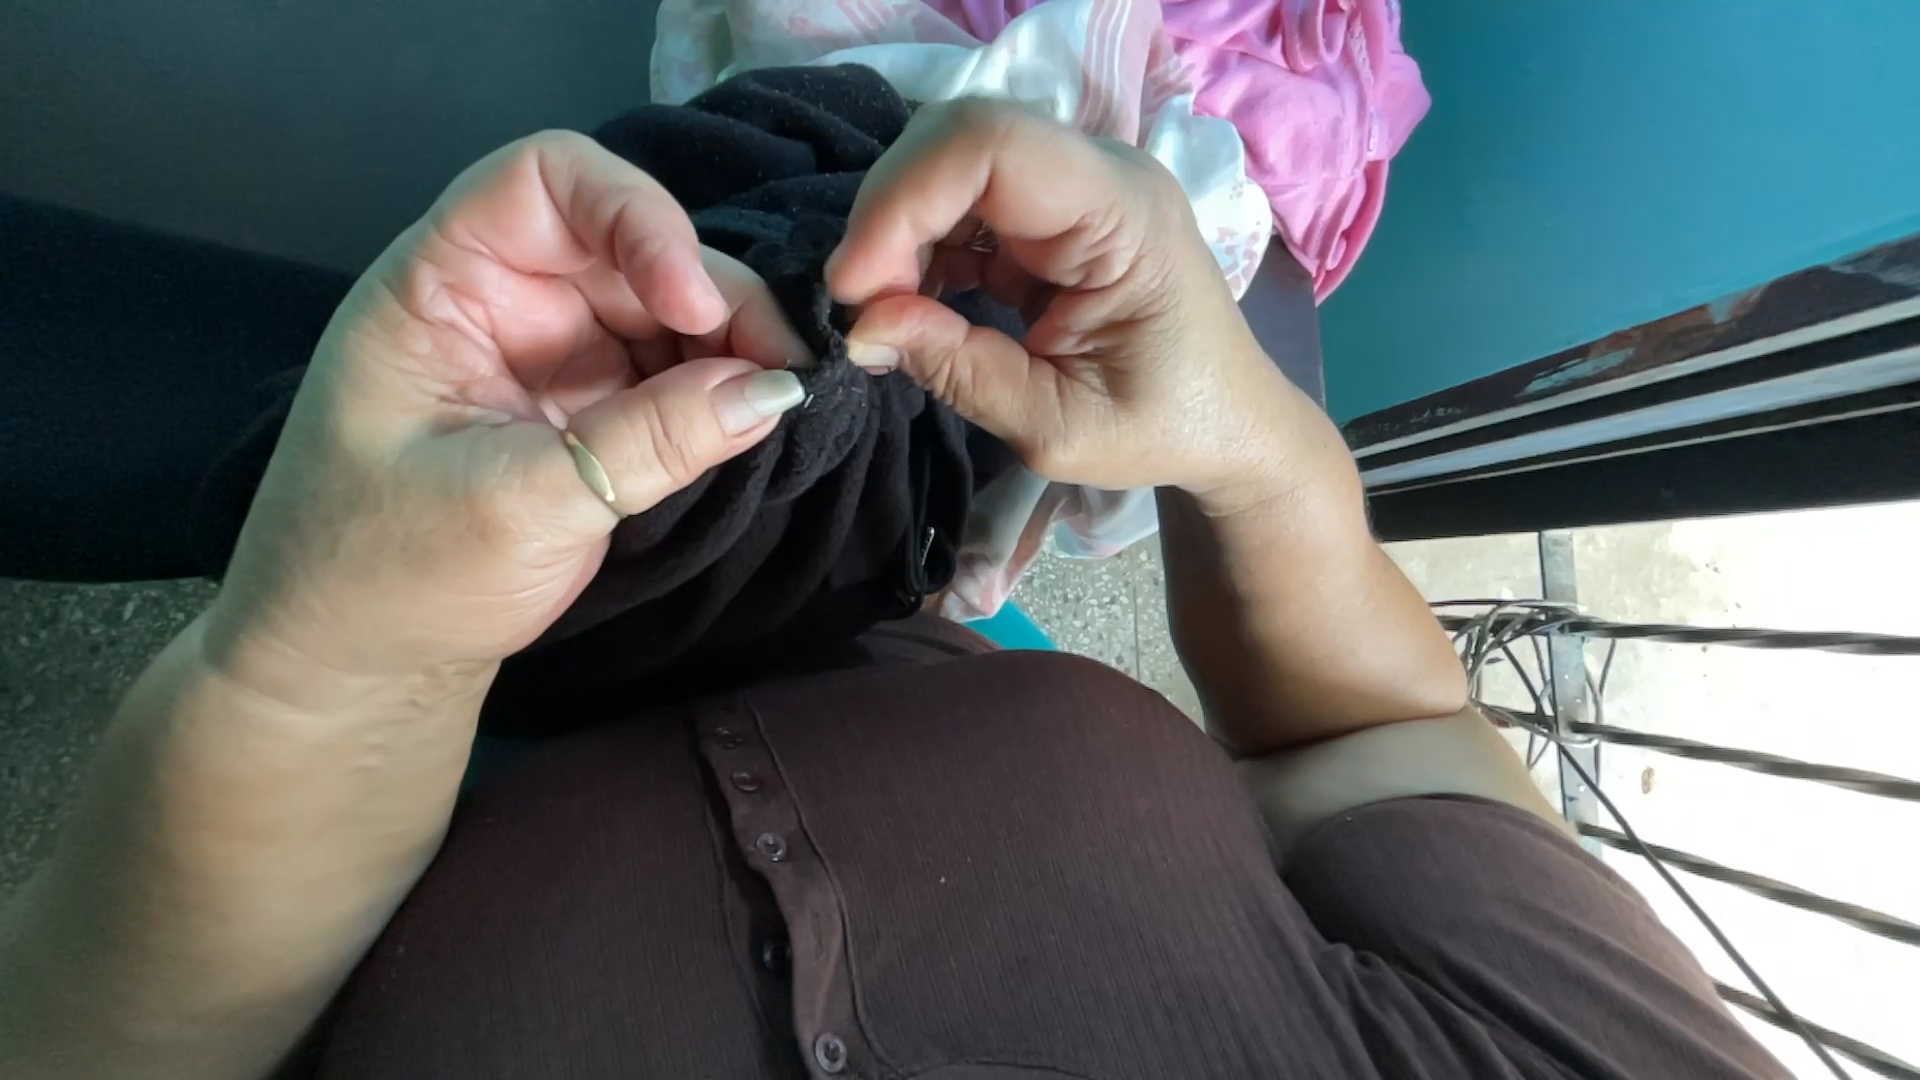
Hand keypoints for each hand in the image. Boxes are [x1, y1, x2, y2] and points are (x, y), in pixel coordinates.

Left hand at [203, 131, 813, 700]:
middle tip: (791, 370)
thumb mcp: (521, 504)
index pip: (550, 184)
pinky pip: (685, 373)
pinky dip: (729, 390)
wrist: (376, 651)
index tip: (696, 309)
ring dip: (739, 348)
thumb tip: (776, 391)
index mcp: (448, 288)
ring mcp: (567, 355)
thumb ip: (652, 442)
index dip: (637, 221)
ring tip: (783, 400)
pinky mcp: (607, 407)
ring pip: (677, 313)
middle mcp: (516, 301)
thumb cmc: (394, 572)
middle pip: (640, 252)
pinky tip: (755, 417)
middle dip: (723, 302)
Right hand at [827, 99, 1313, 502]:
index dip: (901, 200)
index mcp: (1122, 215)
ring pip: (954, 167)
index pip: (991, 145)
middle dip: (890, 216)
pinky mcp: (1053, 220)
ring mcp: (1076, 192)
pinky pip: (967, 208)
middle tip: (861, 305)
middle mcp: (1100, 177)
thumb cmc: (1162, 428)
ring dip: (901, 234)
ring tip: (884, 311)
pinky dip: (924, 251)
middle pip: (962, 139)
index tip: (853, 288)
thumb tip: (861, 328)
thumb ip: (961, 372)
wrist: (1224, 425)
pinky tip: (915, 302)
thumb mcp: (1058, 427)